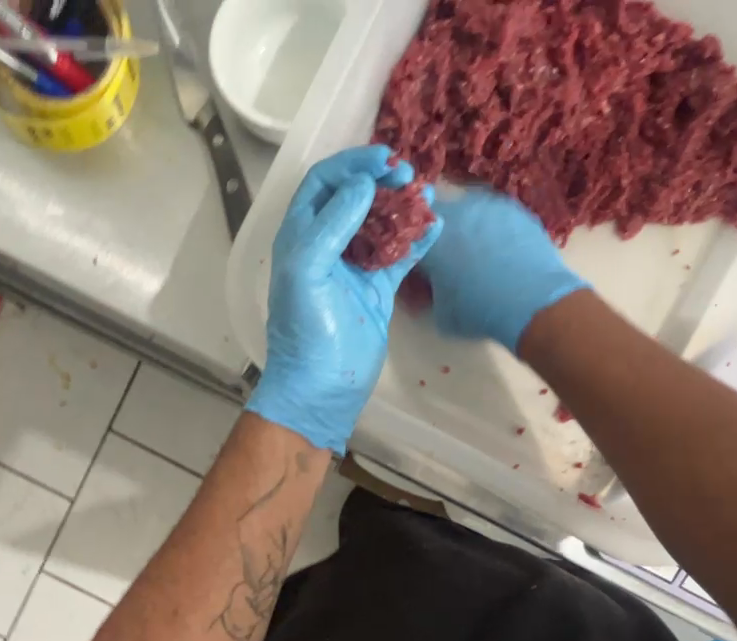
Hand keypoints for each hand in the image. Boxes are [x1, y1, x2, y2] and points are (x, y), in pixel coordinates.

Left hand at [248, 145, 441, 453]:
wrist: (321, 387)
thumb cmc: (306, 329)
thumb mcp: (308, 269)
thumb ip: (333, 223)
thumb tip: (364, 184)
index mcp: (301, 236)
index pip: (324, 183)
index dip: (351, 165)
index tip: (384, 158)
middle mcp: (326, 247)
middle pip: (355, 198)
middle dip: (381, 181)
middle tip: (408, 175)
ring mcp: (354, 269)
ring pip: (381, 225)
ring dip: (402, 207)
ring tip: (427, 195)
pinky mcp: (377, 292)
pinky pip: (399, 257)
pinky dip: (417, 241)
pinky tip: (435, 228)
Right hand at [418, 189, 586, 352]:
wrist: (535, 302)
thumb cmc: (479, 311)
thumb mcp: (441, 313)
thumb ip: (429, 293)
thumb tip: (430, 288)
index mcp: (430, 237)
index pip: (410, 239)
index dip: (412, 254)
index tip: (420, 270)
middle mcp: (456, 211)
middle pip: (439, 219)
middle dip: (439, 237)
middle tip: (448, 263)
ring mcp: (488, 205)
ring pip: (468, 212)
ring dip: (466, 229)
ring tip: (478, 256)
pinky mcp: (515, 209)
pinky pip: (494, 216)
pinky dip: (492, 229)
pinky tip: (501, 252)